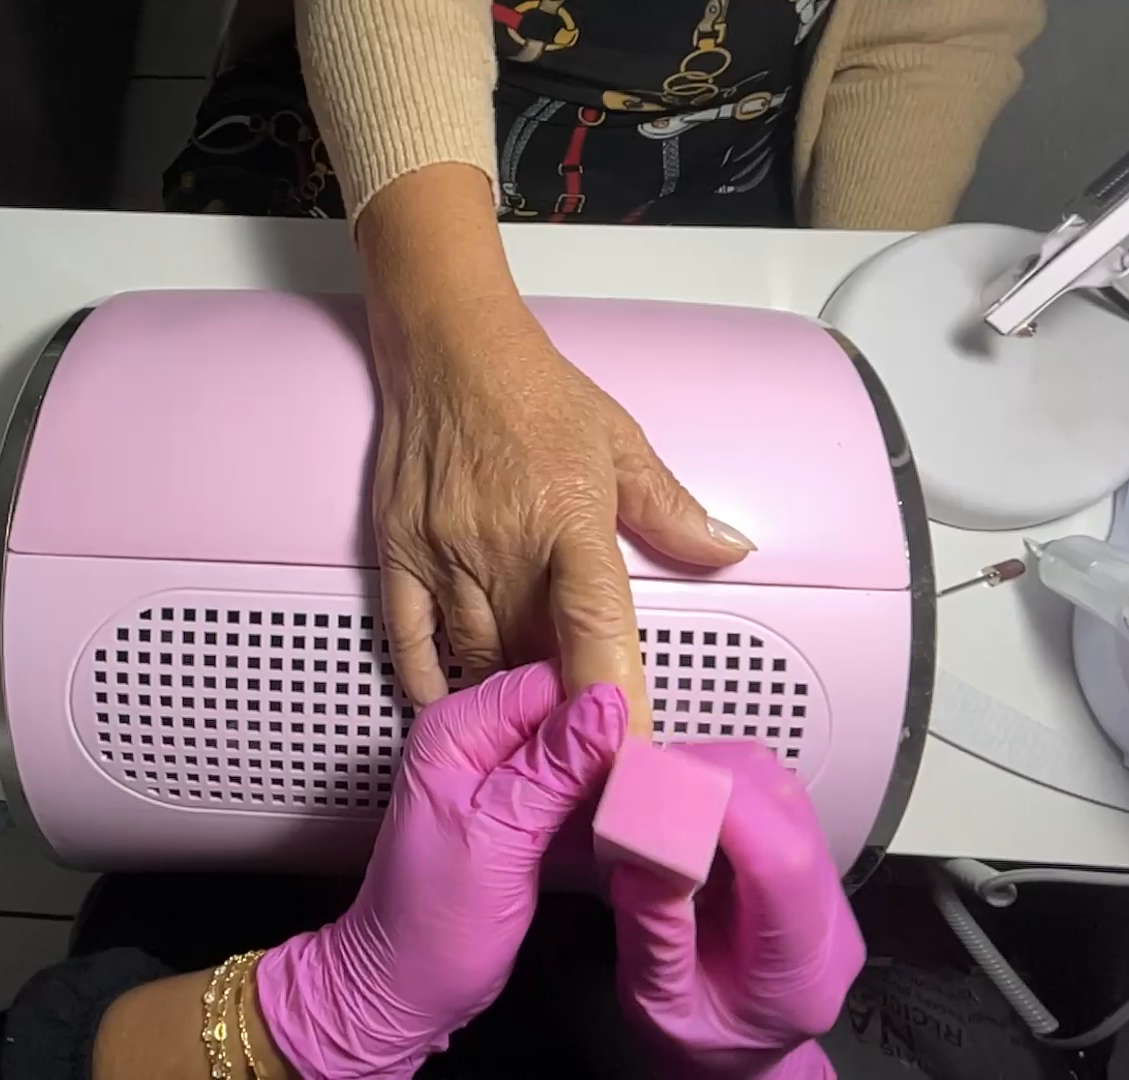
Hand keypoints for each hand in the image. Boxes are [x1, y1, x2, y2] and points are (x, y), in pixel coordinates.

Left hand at [256, 664, 623, 1077]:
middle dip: (607, 742)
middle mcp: (475, 741)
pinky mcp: (517, 811)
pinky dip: (596, 806)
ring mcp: (497, 777)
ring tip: (639, 808)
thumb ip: (553, 769)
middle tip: (646, 781)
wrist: (407, 987)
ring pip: (572, 752)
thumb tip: (603, 703)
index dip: (594, 705)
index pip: (542, 683)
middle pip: (561, 713)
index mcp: (455, 729)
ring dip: (607, 778)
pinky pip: (569, 790)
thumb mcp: (498, 838)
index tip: (639, 739)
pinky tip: (620, 828)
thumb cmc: (430, 922)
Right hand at [356, 166, 753, 733]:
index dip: (614, 698)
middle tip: (580, 751)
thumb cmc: (534, 393)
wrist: (447, 350)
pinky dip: (427, 680)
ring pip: (474, 656)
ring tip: (523, 735)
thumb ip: (671, 506)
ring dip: (503, 701)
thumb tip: (730, 550)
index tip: (630, 759)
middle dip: (559, 710)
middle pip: (533, 656)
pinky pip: (407, 635)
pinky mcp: (398, 551)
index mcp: (568, 519)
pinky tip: (448, 707)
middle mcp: (502, 544)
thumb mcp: (617, 438)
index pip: (596, 625)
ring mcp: (442, 552)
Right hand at [609, 742, 864, 1078]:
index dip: (726, 806)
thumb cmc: (701, 1043)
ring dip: (718, 772)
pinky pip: (770, 798)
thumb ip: (652, 940)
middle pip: (787, 808)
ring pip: (782, 790)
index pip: (783, 861)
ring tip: (662, 785)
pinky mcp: (803, 862)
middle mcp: (828, 916)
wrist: (742, 1055)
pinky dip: (722, 783)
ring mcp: (823, 885)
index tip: (661, 781)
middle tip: (646, 775)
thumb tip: (635, 863)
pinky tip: (684, 800)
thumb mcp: (660, 1006)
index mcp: (799, 967)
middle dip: (713, 775)